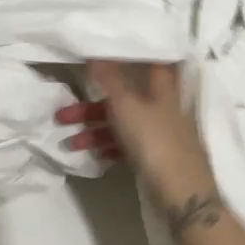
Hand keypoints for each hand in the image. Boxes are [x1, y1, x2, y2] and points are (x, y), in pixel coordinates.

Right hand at [57, 61, 216, 204]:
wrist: (181, 193)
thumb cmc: (154, 141)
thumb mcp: (126, 105)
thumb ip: (109, 79)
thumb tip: (95, 51)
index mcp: (163, 89)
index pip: (153, 62)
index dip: (133, 55)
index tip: (108, 51)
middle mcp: (164, 107)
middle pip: (125, 98)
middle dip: (92, 105)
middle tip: (63, 113)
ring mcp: (161, 134)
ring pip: (122, 123)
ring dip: (94, 131)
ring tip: (70, 143)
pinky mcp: (157, 156)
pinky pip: (128, 145)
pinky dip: (109, 146)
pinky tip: (94, 155)